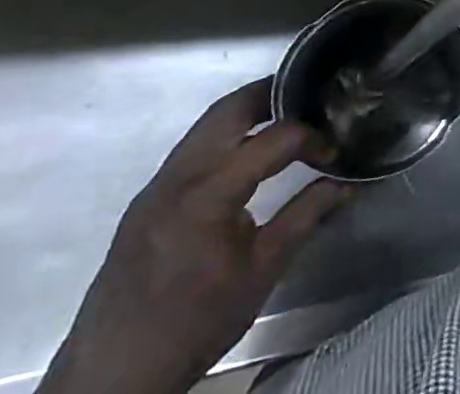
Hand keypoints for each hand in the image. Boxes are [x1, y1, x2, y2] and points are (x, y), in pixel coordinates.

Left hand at [37, 78, 353, 393]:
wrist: (115, 371)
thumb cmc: (197, 322)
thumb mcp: (262, 271)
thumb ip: (305, 217)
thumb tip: (344, 184)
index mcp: (209, 192)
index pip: (273, 139)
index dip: (311, 138)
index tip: (333, 152)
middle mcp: (179, 174)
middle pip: (229, 109)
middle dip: (271, 94)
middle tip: (308, 97)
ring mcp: (157, 183)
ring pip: (206, 125)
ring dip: (246, 113)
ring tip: (283, 119)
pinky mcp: (148, 198)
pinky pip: (192, 148)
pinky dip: (225, 136)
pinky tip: (245, 155)